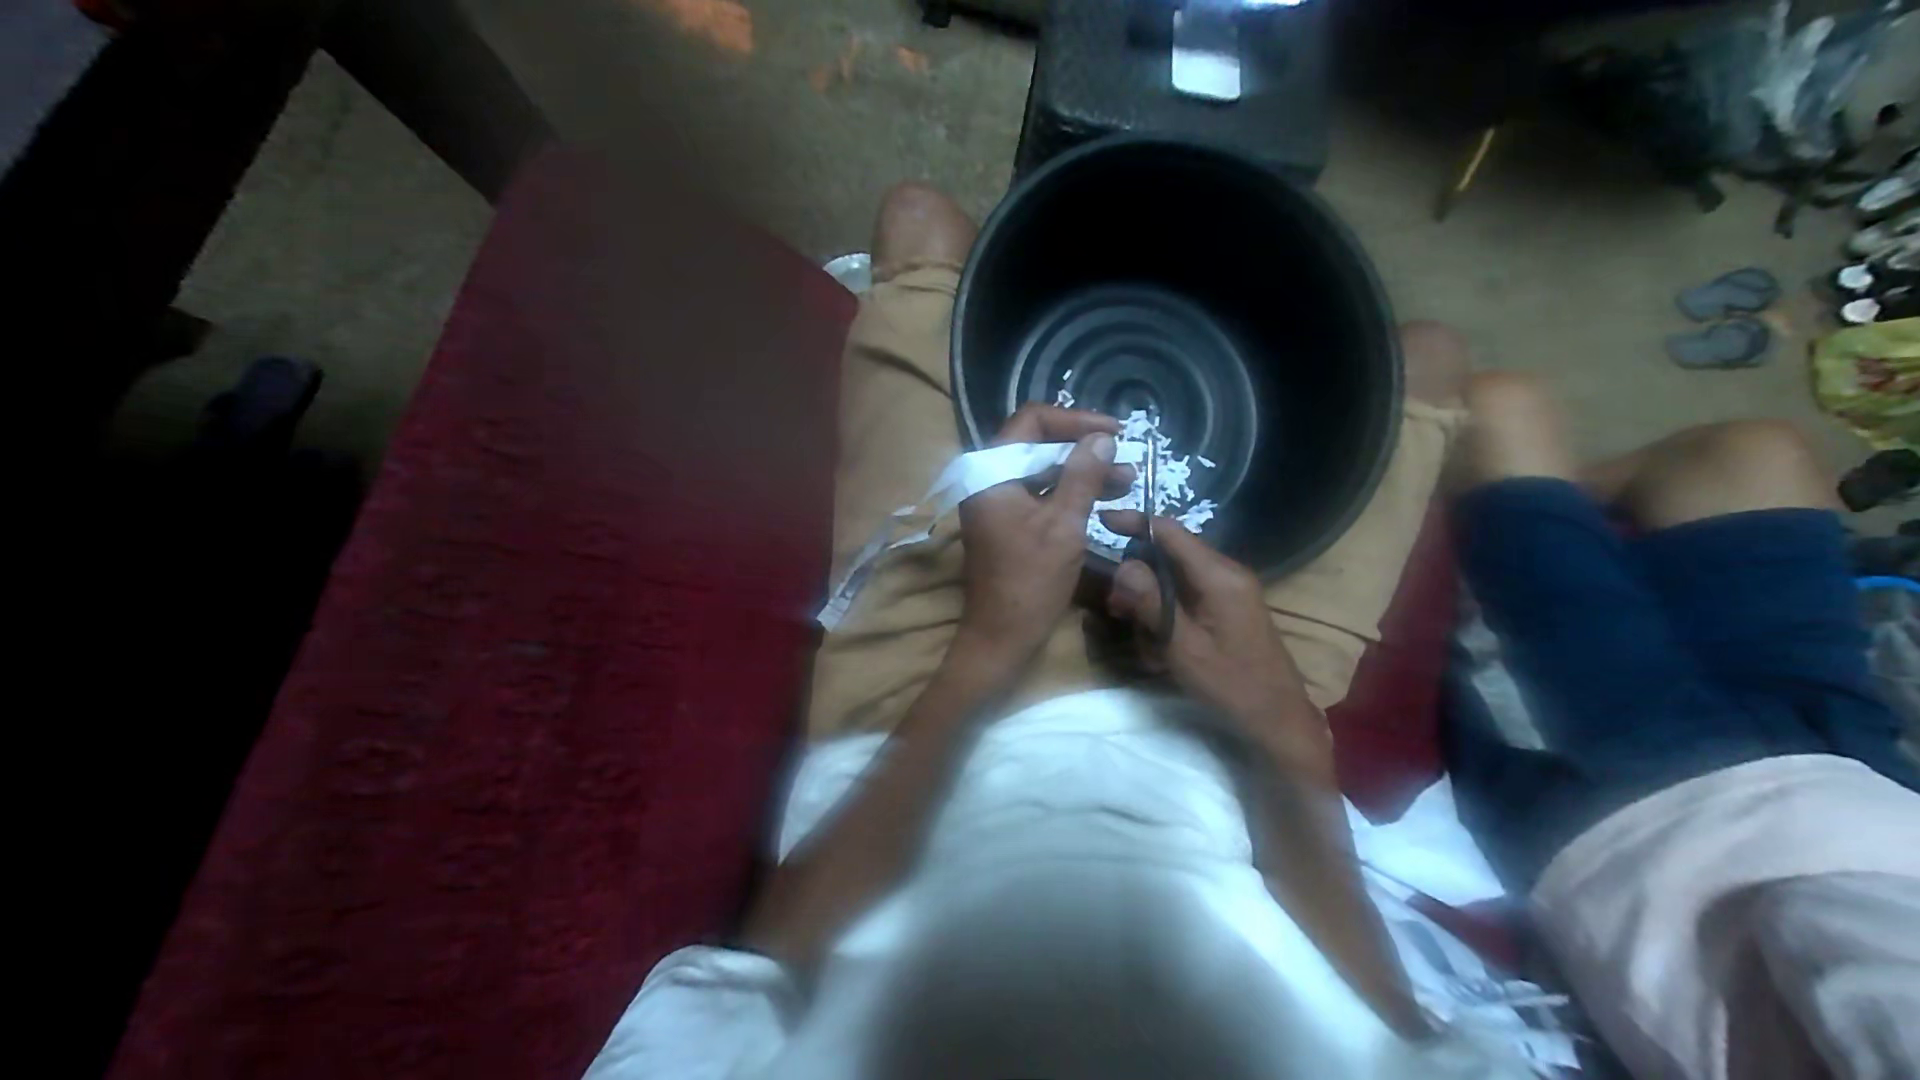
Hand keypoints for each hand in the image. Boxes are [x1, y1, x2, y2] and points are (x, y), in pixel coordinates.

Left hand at [955, 404, 1128, 664]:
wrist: (1002, 634)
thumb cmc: (1031, 580)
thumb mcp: (1064, 524)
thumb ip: (1083, 475)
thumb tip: (1102, 437)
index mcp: (991, 472)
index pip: (1032, 421)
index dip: (1075, 420)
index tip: (1115, 431)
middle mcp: (987, 480)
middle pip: (1037, 445)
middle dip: (1083, 450)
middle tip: (1125, 461)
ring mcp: (996, 501)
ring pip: (1042, 471)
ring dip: (1081, 473)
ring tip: (1126, 481)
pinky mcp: (1006, 521)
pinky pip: (1039, 494)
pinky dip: (1068, 494)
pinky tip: (1103, 499)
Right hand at [1102, 512, 1329, 770]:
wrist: (1277, 718)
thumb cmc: (1231, 684)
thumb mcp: (1183, 647)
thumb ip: (1152, 602)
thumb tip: (1123, 564)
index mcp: (1219, 576)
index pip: (1170, 531)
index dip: (1135, 522)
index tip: (1101, 522)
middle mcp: (1226, 573)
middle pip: (1169, 554)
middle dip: (1137, 578)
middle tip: (1116, 609)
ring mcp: (1229, 589)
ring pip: (1174, 577)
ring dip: (1150, 602)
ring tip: (1143, 640)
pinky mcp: (1227, 606)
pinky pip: (1186, 596)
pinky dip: (1166, 614)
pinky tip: (1161, 647)